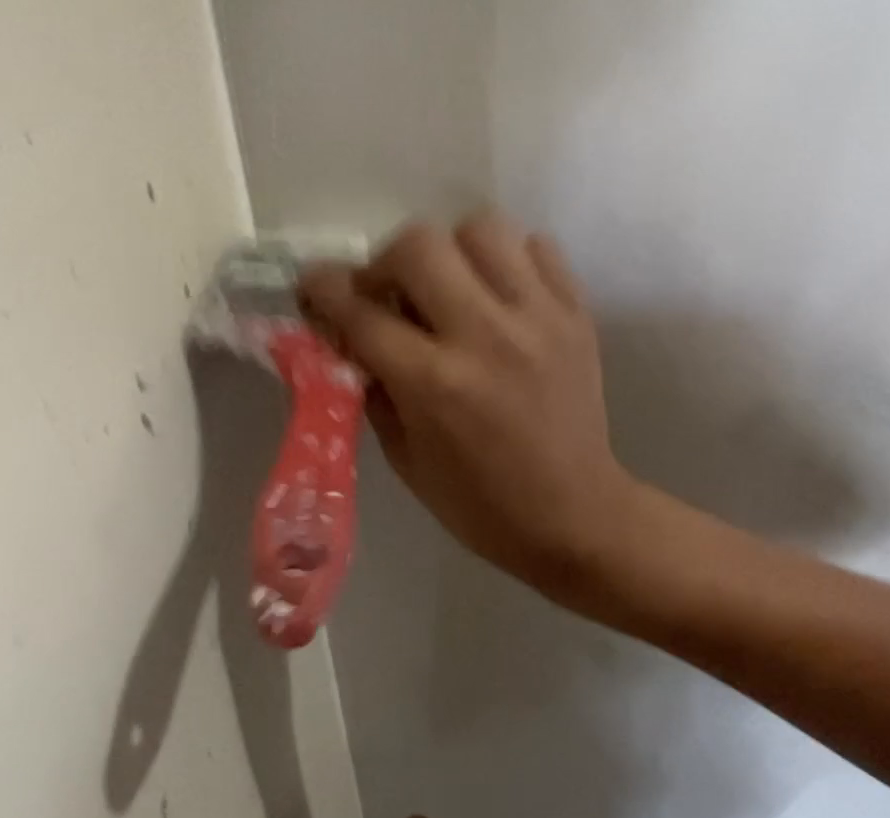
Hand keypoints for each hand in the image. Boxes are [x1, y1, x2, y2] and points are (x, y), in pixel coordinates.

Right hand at [301, 212, 640, 593]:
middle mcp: (485, 336)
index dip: (324, 290)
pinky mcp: (576, 313)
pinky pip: (537, 247)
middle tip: (387, 295)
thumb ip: (373, 391)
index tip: (313, 287)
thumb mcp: (406, 460)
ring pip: (481, 228)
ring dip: (449, 252)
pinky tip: (497, 297)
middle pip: (418, 244)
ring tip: (447, 289)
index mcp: (434, 384)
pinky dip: (507, 261)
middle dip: (385, 263)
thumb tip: (348, 341)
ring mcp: (538, 317)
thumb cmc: (479, 505)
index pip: (361, 311)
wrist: (573, 516)